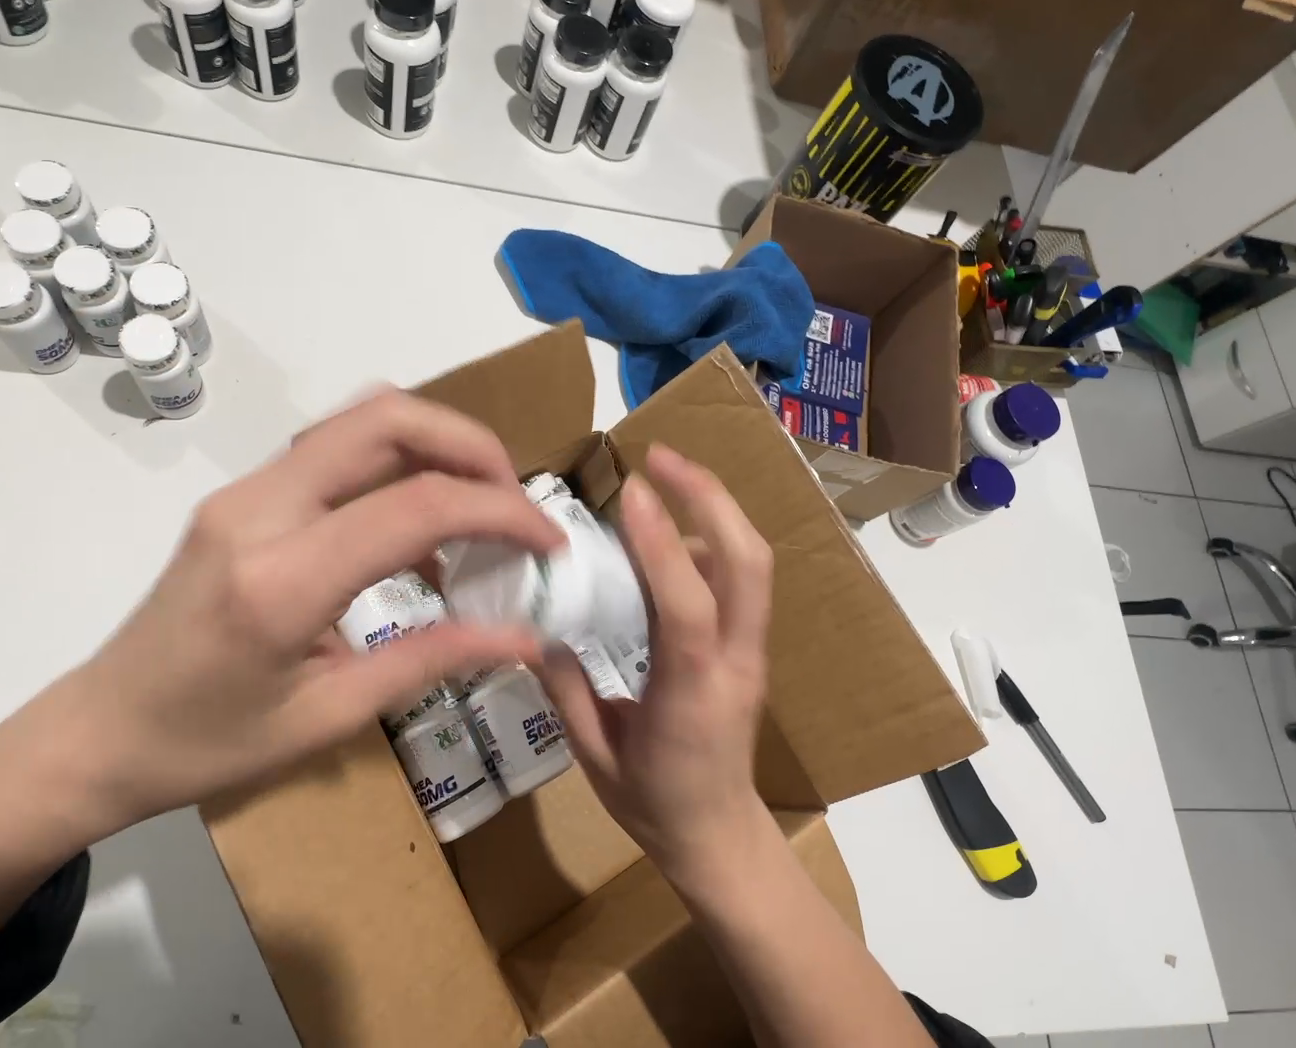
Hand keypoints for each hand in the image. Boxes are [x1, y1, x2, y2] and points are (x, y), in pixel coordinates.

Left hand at [27, 389, 563, 825]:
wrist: (97, 733)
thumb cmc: (208, 748)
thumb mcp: (328, 720)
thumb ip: (431, 662)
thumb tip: (525, 636)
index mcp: (281, 581)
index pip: (416, 505)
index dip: (501, 511)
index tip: (549, 541)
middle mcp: (258, 510)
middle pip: (386, 419)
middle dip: (473, 445)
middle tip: (516, 501)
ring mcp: (242, 492)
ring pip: (360, 419)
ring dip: (436, 444)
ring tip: (480, 505)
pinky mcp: (241, 495)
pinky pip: (335, 450)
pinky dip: (396, 465)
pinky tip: (418, 530)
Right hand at [538, 444, 774, 878]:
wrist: (719, 837)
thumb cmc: (653, 804)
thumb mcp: (594, 757)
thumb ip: (568, 693)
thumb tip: (542, 633)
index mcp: (693, 696)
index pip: (687, 609)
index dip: (661, 545)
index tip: (631, 490)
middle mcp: (735, 663)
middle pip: (749, 564)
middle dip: (712, 498)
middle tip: (661, 458)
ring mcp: (751, 653)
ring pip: (754, 564)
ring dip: (715, 510)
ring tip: (664, 481)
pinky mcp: (750, 648)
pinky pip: (741, 580)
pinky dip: (712, 540)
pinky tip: (670, 538)